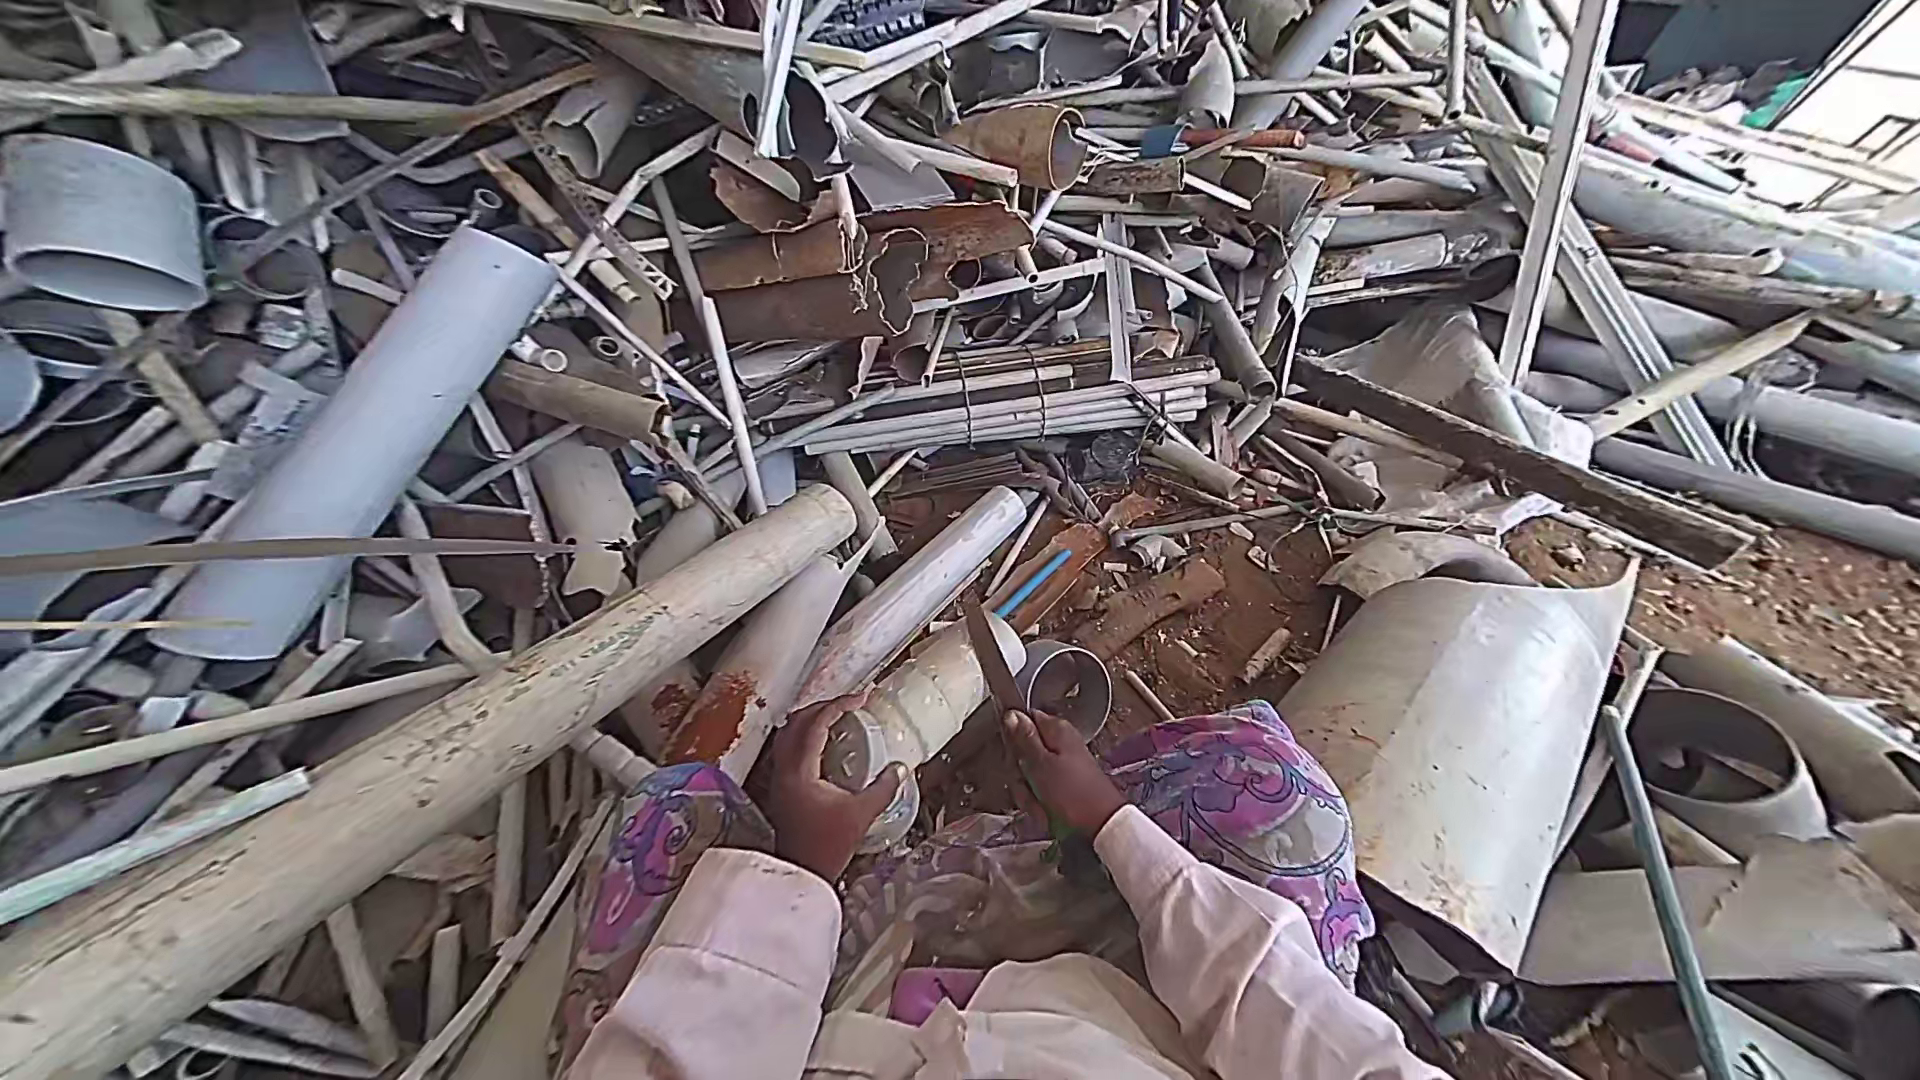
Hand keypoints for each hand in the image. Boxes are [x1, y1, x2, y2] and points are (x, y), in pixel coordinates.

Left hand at [765, 692, 905, 881]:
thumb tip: (900, 767)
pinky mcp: (781, 788)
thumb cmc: (828, 846)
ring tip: (836, 716)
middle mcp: (784, 770)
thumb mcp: (861, 815)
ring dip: (811, 718)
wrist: (802, 874)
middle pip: (797, 722)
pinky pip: (789, 747)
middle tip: (849, 703)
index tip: (861, 697)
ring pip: (788, 733)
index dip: (838, 704)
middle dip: (824, 706)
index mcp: (800, 771)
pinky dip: (805, 734)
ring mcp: (779, 779)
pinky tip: (825, 742)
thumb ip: (883, 788)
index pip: (815, 724)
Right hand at [1002, 709, 1125, 836]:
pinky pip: (1040, 787)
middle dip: (1019, 772)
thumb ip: (1024, 738)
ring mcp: (1062, 762)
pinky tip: (1044, 811)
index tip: (1013, 757)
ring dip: (1028, 791)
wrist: (1103, 826)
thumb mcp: (1040, 764)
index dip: (1012, 739)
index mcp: (1055, 730)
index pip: (1023, 720)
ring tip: (1038, 803)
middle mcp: (1060, 742)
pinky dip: (1038, 800)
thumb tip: (1011, 714)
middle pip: (1023, 749)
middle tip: (1026, 785)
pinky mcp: (1065, 782)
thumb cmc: (1072, 794)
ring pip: (1029, 772)